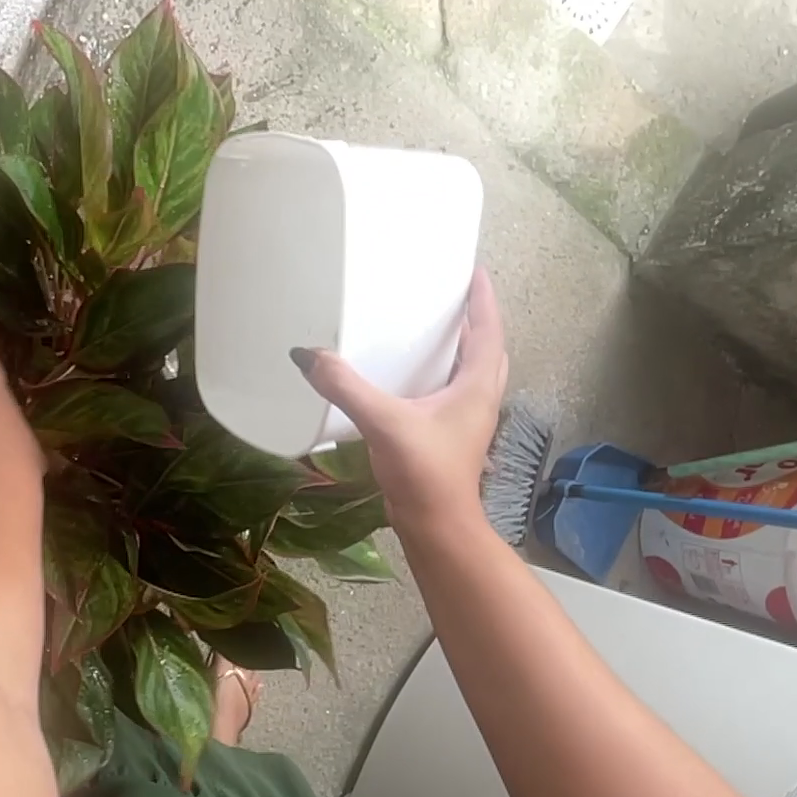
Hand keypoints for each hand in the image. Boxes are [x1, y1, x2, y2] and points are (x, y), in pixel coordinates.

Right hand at [293, 266, 506, 527]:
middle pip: (487, 350)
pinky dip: (441, 378)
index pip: (488, 330)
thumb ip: (346, 388)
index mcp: (476, 386)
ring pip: (472, 375)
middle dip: (474, 323)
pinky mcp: (450, 439)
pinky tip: (413, 382)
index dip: (483, 299)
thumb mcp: (384, 422)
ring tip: (434, 334)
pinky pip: (453, 395)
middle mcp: (479, 399)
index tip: (474, 271)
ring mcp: (467, 422)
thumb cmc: (423, 472)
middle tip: (452, 302)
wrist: (435, 525)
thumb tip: (308, 356)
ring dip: (461, 351)